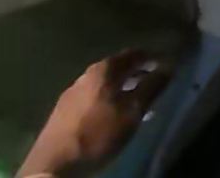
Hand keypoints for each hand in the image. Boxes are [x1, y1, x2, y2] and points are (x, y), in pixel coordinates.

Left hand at [17, 50, 172, 177]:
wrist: (51, 169)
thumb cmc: (97, 134)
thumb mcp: (132, 112)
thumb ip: (152, 87)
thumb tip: (169, 67)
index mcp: (104, 68)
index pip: (135, 53)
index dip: (153, 58)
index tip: (166, 66)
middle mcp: (86, 74)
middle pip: (117, 68)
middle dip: (136, 74)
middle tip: (152, 84)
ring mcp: (70, 94)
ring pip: (103, 85)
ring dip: (120, 89)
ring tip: (133, 102)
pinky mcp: (60, 114)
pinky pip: (91, 99)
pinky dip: (105, 101)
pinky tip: (109, 116)